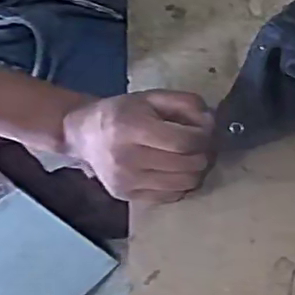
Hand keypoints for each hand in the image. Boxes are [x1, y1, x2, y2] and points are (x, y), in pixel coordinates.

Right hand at [58, 90, 213, 202]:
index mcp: (130, 128)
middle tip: (204, 146)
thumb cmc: (123, 113)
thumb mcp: (152, 98)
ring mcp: (126, 181)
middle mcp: (125, 158)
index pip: (184, 142)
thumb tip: (211, 122)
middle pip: (188, 165)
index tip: (205, 132)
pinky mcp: (128, 196)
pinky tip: (178, 171)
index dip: (204, 138)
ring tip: (193, 158)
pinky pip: (173, 196)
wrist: (83, 135)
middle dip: (204, 154)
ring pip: (186, 184)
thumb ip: (186, 103)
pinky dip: (183, 184)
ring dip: (198, 171)